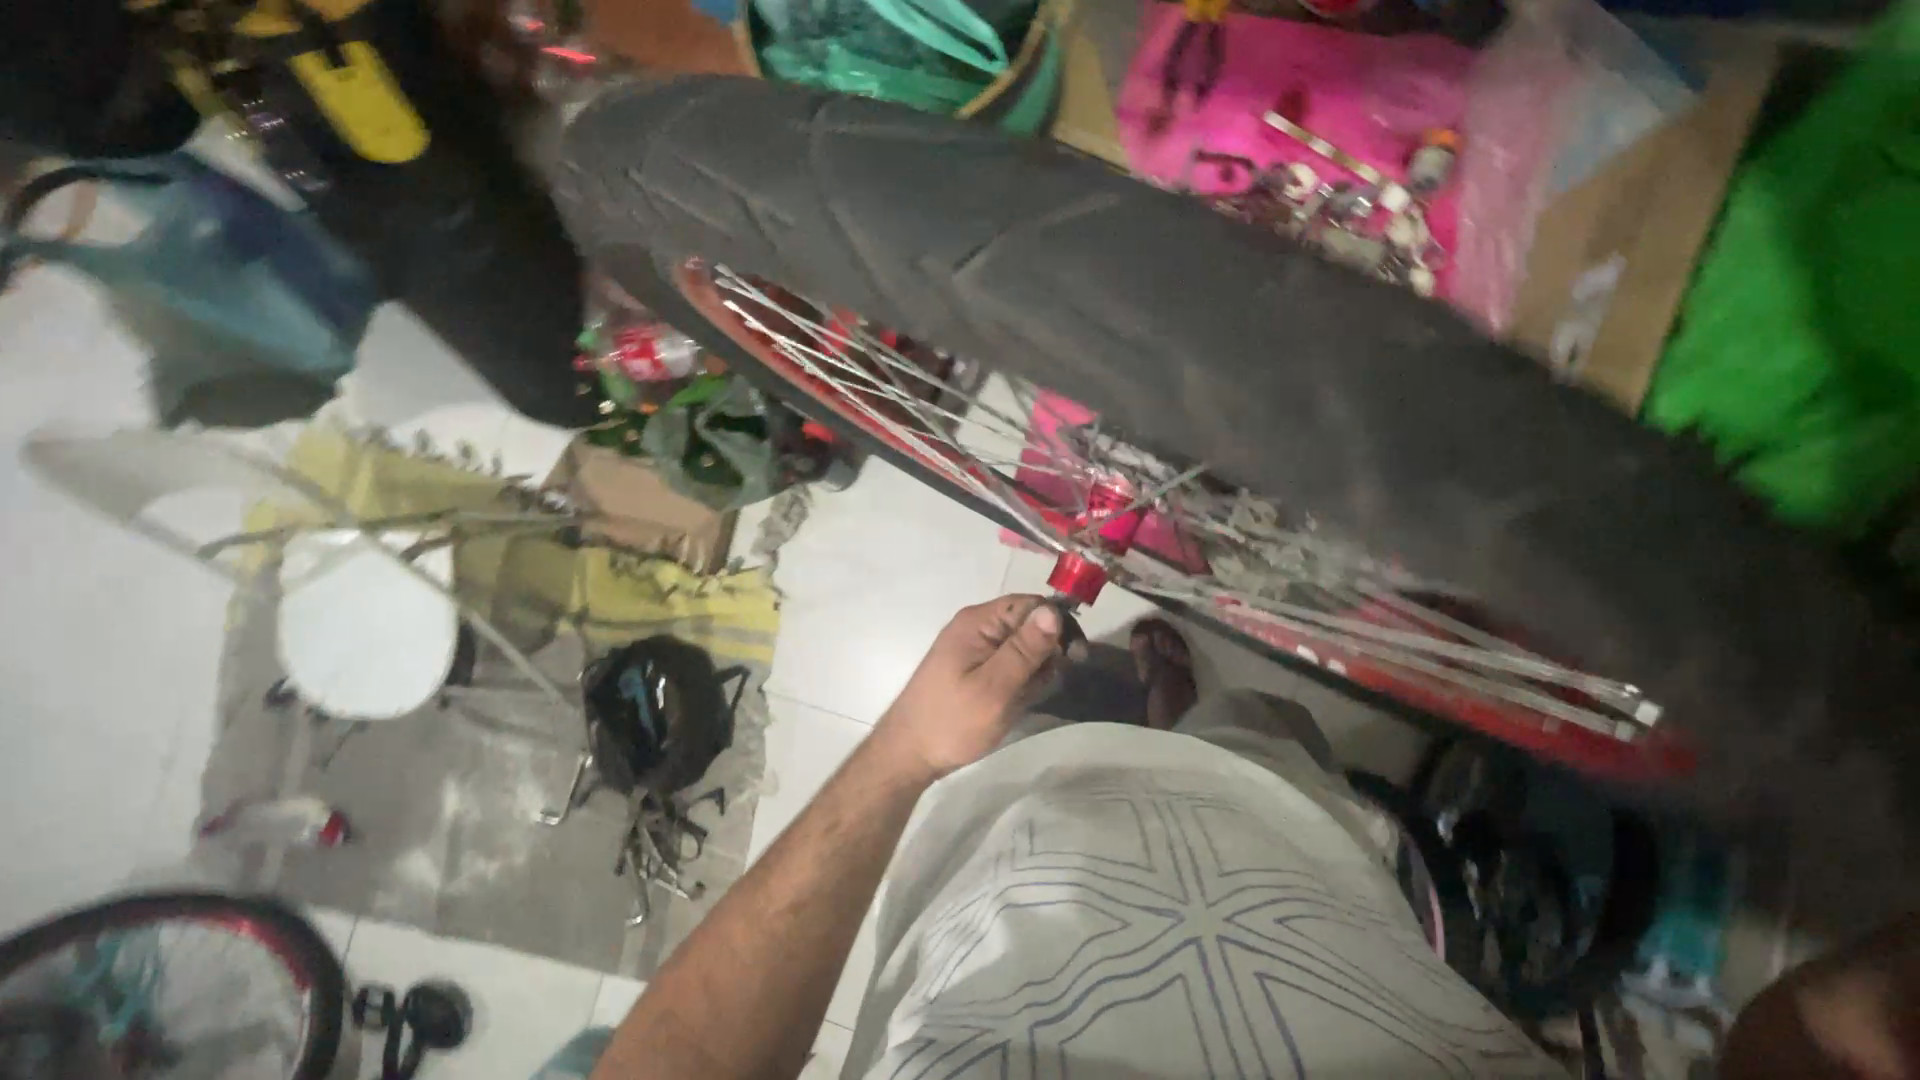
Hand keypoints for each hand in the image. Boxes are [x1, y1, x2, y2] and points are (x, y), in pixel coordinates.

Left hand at [872, 595, 1061, 781]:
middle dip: (1047, 650)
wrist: (910, 754)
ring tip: (1027, 698)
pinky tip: (1018, 702)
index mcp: (978, 622)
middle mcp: (977, 627)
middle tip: (1048, 682)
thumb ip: (1024, 650)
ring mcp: (975, 649)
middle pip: (1030, 624)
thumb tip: (1053, 610)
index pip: (1032, 604)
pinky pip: (1010, 664)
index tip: (1074, 656)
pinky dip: (1021, 681)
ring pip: (1024, 647)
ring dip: (1035, 670)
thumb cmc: (952, 721)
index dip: (1058, 625)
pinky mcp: (976, 669)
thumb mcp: (994, 688)